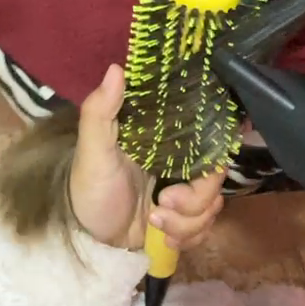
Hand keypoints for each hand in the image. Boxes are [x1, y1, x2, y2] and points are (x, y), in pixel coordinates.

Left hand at [70, 65, 228, 250]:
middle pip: (215, 176)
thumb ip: (101, 110)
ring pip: (212, 205)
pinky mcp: (185, 219)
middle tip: (163, 204)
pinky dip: (186, 236)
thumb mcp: (92, 149)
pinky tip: (162, 238)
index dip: (213, 148)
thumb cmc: (90, 186)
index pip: (207, 134)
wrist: (89, 237)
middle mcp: (181, 162)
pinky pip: (205, 227)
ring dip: (186, 222)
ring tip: (155, 223)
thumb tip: (116, 67)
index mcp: (166, 140)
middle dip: (194, 199)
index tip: (196, 168)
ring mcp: (185, 192)